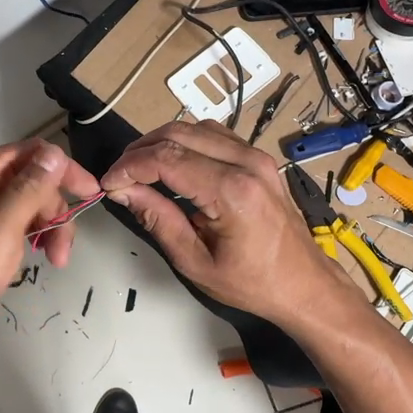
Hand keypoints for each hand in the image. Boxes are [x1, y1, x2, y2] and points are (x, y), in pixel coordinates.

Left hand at [0, 140, 101, 335]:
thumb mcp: (2, 228)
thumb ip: (29, 189)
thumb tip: (55, 154)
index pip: (35, 153)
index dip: (65, 170)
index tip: (90, 195)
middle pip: (38, 179)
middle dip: (57, 211)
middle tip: (63, 247)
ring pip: (35, 202)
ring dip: (52, 227)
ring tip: (56, 259)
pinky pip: (23, 219)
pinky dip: (38, 235)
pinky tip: (43, 255)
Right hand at [100, 120, 355, 326]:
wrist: (304, 284)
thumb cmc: (252, 283)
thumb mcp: (194, 261)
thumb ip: (157, 219)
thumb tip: (122, 190)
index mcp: (231, 192)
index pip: (166, 159)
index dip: (129, 167)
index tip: (108, 184)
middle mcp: (247, 164)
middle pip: (178, 134)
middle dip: (140, 151)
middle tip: (119, 176)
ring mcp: (257, 157)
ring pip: (195, 128)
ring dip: (161, 142)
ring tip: (139, 169)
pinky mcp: (259, 158)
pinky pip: (214, 135)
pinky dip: (186, 142)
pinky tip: (171, 164)